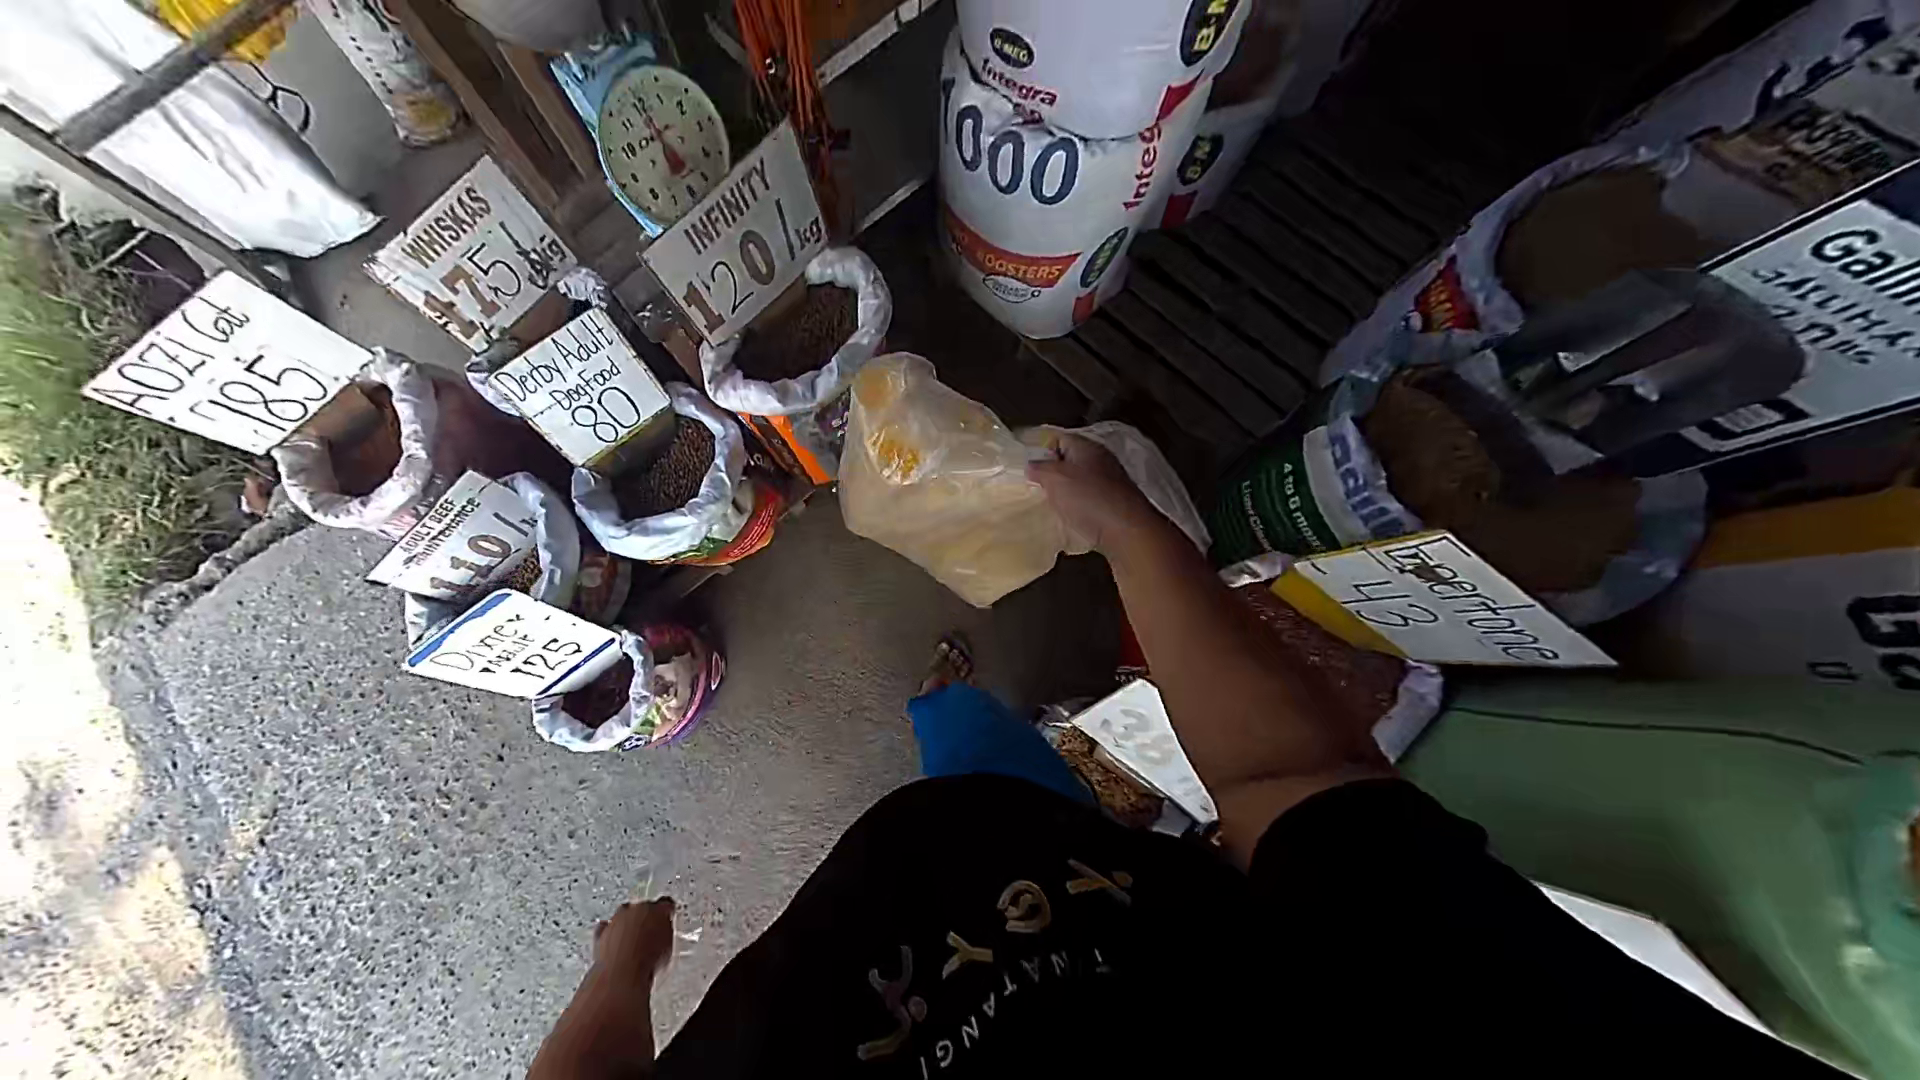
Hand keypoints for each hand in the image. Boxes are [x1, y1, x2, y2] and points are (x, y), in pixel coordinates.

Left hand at [592, 897, 675, 988]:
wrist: (622, 973)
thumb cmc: (646, 960)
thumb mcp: (667, 948)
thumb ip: (664, 934)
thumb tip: (662, 937)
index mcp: (658, 909)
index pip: (665, 904)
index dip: (665, 911)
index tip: (665, 915)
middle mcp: (637, 910)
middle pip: (641, 907)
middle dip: (643, 917)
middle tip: (647, 930)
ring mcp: (617, 921)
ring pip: (621, 916)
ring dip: (625, 924)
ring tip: (630, 939)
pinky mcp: (600, 934)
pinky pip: (603, 930)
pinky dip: (606, 935)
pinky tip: (610, 943)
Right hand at [1028, 434, 1164, 555]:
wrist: (1126, 531)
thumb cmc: (1089, 499)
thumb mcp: (1055, 478)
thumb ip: (1039, 468)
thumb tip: (1032, 466)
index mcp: (1087, 447)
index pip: (1058, 438)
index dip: (1040, 450)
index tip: (1027, 467)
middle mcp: (1101, 461)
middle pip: (1069, 462)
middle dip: (1051, 474)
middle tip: (1034, 487)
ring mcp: (1110, 483)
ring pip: (1079, 482)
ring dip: (1064, 493)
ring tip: (1049, 505)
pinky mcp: (1114, 505)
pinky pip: (1088, 501)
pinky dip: (1077, 508)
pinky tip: (1068, 519)